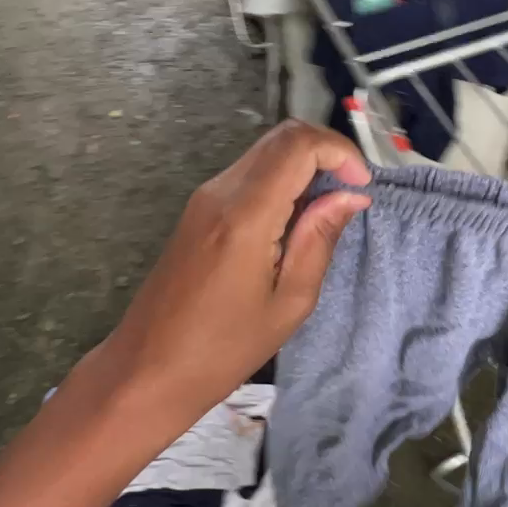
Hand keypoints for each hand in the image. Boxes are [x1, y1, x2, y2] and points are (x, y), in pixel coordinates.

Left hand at [90, 119, 371, 429]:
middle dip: (327, 151)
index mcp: (245, 214)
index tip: (361, 185)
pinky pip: (251, 172)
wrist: (146, 370)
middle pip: (282, 136)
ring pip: (266, 150)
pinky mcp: (199, 209)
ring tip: (327, 209)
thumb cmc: (222, 349)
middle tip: (351, 190)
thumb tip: (350, 195)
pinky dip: (283, 178)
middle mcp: (221, 192)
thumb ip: (320, 238)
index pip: (298, 144)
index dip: (339, 152)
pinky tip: (295, 219)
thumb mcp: (289, 301)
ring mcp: (205, 197)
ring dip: (305, 164)